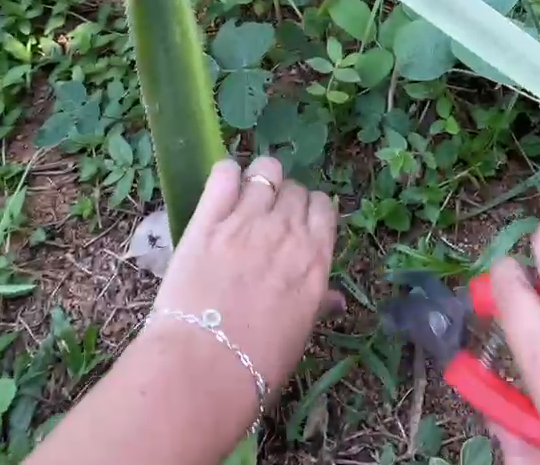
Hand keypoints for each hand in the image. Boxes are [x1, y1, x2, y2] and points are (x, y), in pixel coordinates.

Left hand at [145, 156, 337, 396]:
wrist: (203, 368)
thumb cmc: (258, 363)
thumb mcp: (300, 333)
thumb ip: (318, 303)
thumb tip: (337, 300)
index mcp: (315, 256)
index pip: (324, 207)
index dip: (311, 212)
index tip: (298, 225)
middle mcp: (286, 229)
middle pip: (295, 189)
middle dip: (285, 199)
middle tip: (269, 220)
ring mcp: (247, 219)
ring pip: (265, 171)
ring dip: (260, 181)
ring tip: (247, 198)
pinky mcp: (208, 218)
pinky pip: (224, 173)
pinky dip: (226, 174)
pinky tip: (222, 190)